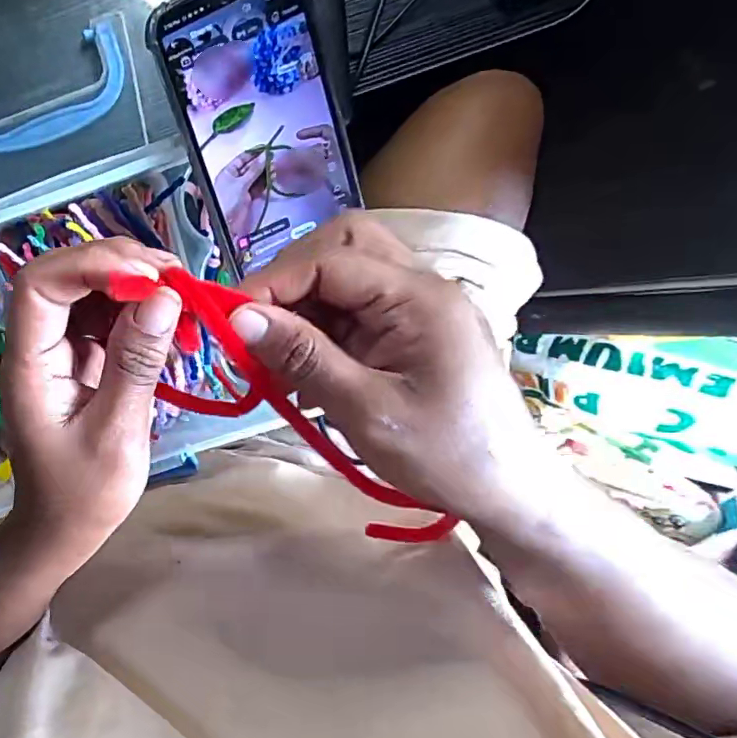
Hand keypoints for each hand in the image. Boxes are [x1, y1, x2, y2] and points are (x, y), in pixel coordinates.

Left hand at [1, 238, 182, 559]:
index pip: (41, 284)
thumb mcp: (116, 433)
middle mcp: (37, 346)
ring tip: (185, 302)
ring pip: (90, 291)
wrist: (63, 527)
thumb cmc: (83, 494)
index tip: (150, 278)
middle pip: (66, 276)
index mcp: (29, 364)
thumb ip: (134, 363)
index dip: (92, 266)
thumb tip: (162, 297)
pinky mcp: (79, 359)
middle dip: (122, 268)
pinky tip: (172, 330)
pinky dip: (141, 314)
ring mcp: (57, 350)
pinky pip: (106, 317)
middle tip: (179, 281)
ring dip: (138, 288)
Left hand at [213, 148, 268, 234]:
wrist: (226, 224)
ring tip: (276, 167)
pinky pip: (258, 187)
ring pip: (256, 177)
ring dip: (265, 172)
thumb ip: (254, 169)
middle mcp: (235, 179)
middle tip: (274, 158)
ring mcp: (242, 188)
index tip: (266, 149)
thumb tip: (264, 156)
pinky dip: (265, 183)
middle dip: (262, 163)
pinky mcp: (248, 197)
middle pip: (250, 167)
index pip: (242, 158)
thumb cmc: (226, 202)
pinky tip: (272, 178)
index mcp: (228, 172)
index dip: (254, 153)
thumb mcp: (240, 183)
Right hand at [232, 212, 555, 527]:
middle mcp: (419, 286)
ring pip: (343, 276)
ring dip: (300, 306)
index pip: (330, 260)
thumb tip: (239, 319)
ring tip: (273, 356)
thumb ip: (303, 357)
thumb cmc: (444, 455)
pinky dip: (316, 331)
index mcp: (419, 297)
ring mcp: (414, 307)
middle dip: (290, 279)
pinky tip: (299, 371)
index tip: (229, 321)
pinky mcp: (406, 330)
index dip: (272, 283)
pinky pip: (351, 311)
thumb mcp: (365, 409)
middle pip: (342, 246)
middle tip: (256, 326)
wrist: (506, 491)